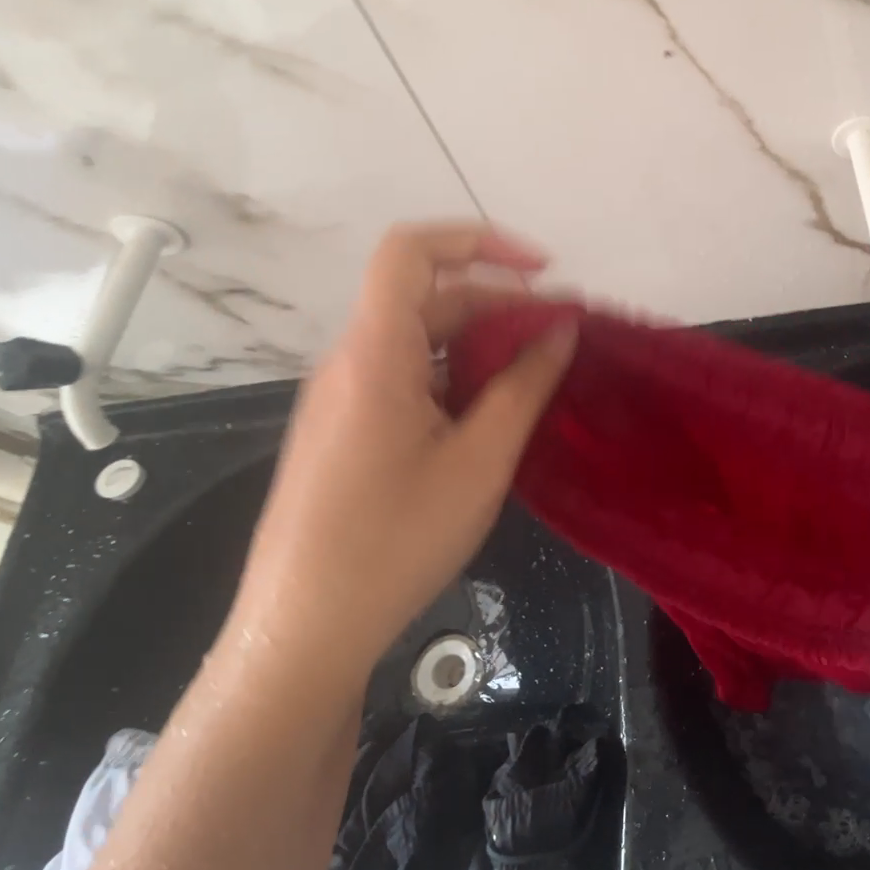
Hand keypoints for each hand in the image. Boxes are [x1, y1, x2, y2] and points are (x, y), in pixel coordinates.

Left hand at [226, 224, 576, 680]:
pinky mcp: (346, 432)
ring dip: (482, 344)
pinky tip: (495, 417)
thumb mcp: (480, 461)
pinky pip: (407, 378)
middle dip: (500, 303)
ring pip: (419, 342)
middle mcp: (351, 362)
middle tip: (564, 337)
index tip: (542, 271)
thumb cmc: (395, 540)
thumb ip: (525, 386)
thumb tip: (562, 328)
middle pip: (425, 297)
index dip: (479, 240)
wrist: (304, 629)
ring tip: (540, 377)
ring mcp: (343, 399)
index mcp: (376, 354)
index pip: (411, 251)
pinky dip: (458, 378)